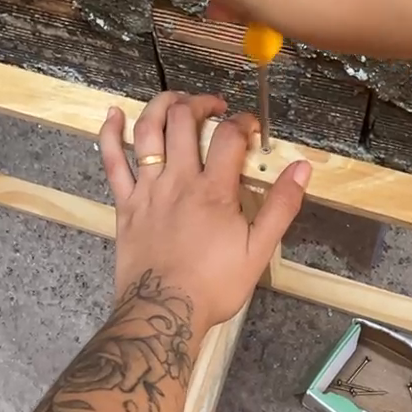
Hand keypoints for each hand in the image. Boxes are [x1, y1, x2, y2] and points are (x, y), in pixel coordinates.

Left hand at [98, 92, 310, 324]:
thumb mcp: (259, 250)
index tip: (251, 126)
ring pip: (148, 130)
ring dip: (162, 105)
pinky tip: (113, 114)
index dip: (243, 121)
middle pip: (184, 120)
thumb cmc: (214, 285)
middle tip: (215, 108)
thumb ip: (281, 206)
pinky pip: (112, 161)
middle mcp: (178, 180)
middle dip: (202, 103)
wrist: (164, 312)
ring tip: (176, 99)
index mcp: (213, 190)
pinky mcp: (124, 204)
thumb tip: (301, 169)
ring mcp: (147, 189)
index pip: (229, 135)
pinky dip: (110, 133)